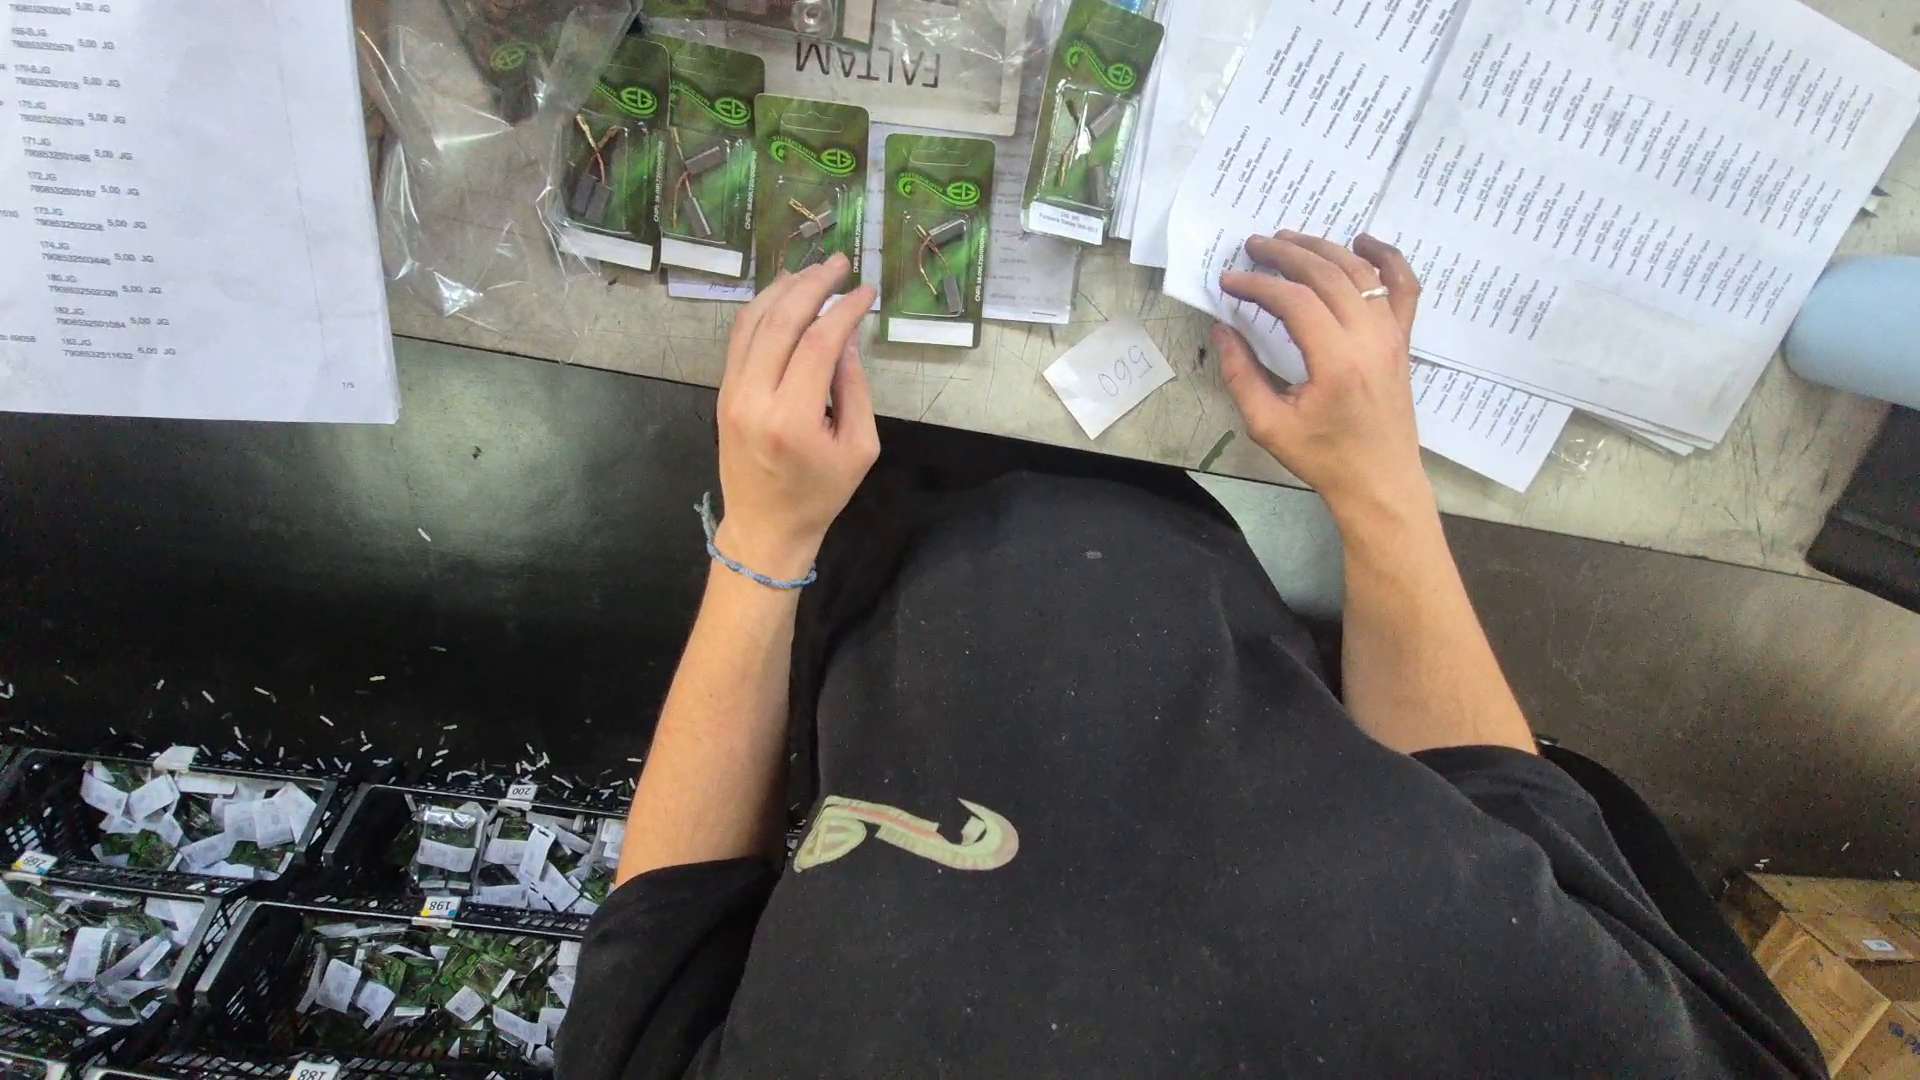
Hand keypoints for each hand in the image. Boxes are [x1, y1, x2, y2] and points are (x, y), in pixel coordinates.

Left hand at [714, 254, 880, 580]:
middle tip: (839, 262)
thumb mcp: (859, 448)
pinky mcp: (723, 393)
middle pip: (781, 321)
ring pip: (753, 322)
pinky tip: (783, 297)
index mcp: (792, 418)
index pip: (818, 343)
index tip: (866, 291)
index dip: (844, 310)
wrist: (766, 526)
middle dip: (812, 285)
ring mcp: (731, 393)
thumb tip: (846, 337)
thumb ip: (854, 389)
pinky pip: (740, 339)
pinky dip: (762, 311)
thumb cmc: (820, 494)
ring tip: (812, 272)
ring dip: (783, 290)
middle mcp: (754, 398)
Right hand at [1212, 231, 1430, 522]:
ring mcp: (1392, 335)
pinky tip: (1363, 241)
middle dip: (1287, 254)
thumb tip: (1223, 330)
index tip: (1229, 280)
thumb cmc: (1321, 458)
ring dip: (1323, 249)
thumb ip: (1241, 375)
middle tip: (1254, 245)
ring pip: (1361, 272)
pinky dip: (1386, 257)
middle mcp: (1370, 338)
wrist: (1379, 480)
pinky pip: (1403, 286)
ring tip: (1289, 240)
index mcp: (1336, 362)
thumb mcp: (1268, 425)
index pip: (1294, 302)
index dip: (1258, 285)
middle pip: (1328, 274)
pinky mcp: (1403, 339)